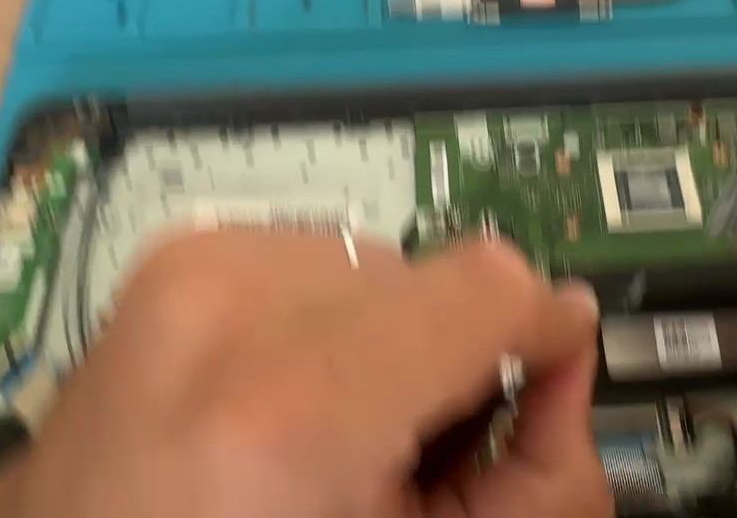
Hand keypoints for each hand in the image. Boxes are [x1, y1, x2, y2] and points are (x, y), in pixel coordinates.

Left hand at [0, 230, 609, 517]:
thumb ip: (539, 480)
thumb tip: (561, 352)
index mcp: (284, 416)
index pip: (480, 286)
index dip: (542, 322)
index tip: (554, 351)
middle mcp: (225, 307)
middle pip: (426, 275)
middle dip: (443, 356)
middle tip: (401, 450)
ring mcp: (189, 266)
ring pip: (374, 261)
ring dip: (380, 337)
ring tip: (327, 428)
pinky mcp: (175, 254)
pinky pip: (312, 256)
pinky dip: (325, 319)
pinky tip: (280, 393)